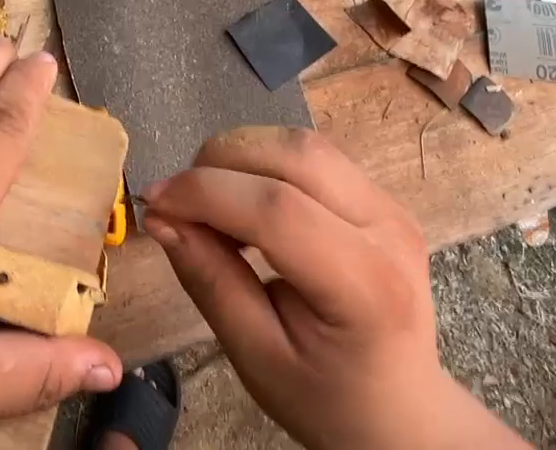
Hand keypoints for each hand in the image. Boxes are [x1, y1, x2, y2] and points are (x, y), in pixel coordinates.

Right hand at [141, 127, 525, 449]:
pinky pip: (309, 154)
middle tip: (178, 201)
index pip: (277, 210)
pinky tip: (242, 199)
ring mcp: (389, 203)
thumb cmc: (328, 399)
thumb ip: (210, 282)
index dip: (205, 194)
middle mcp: (388, 227)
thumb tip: (160, 218)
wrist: (402, 411)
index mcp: (367, 286)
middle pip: (293, 155)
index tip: (153, 202)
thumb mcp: (257, 358)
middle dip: (218, 162)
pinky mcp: (378, 193)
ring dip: (239, 155)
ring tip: (208, 200)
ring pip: (300, 143)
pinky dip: (260, 161)